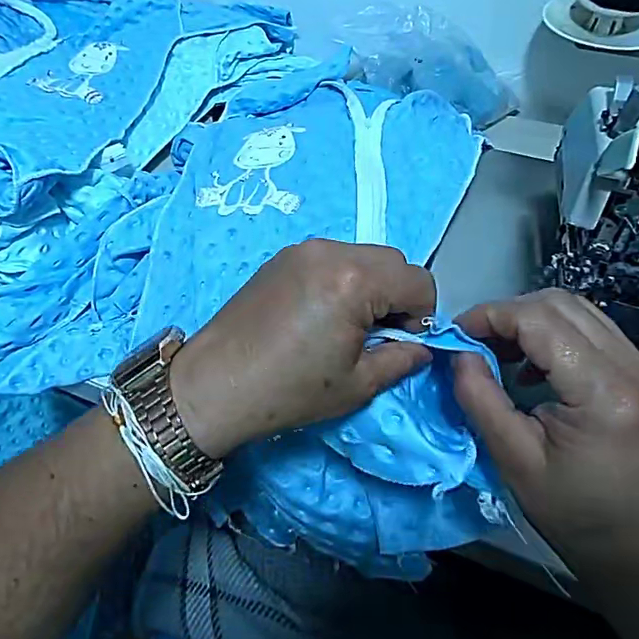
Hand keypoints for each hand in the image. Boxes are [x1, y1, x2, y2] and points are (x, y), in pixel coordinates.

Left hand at [169, 239, 436, 457]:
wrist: (214, 384)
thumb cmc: (289, 389)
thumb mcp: (357, 384)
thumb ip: (402, 358)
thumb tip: (424, 347)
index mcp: (354, 280)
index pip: (418, 281)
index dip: (422, 315)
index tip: (402, 342)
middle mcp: (331, 251)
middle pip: (393, 261)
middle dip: (398, 295)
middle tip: (377, 334)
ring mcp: (304, 249)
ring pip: (363, 255)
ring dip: (370, 284)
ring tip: (347, 324)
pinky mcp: (283, 256)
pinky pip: (332, 257)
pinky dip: (342, 278)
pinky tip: (321, 312)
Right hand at [451, 289, 638, 571]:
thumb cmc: (581, 521)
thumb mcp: (516, 464)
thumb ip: (481, 400)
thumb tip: (459, 353)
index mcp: (605, 393)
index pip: (539, 319)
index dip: (491, 316)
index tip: (457, 334)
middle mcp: (635, 369)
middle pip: (561, 304)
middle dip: (510, 313)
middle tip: (476, 342)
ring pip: (580, 311)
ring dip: (534, 320)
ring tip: (503, 352)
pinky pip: (597, 333)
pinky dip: (559, 335)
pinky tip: (538, 369)